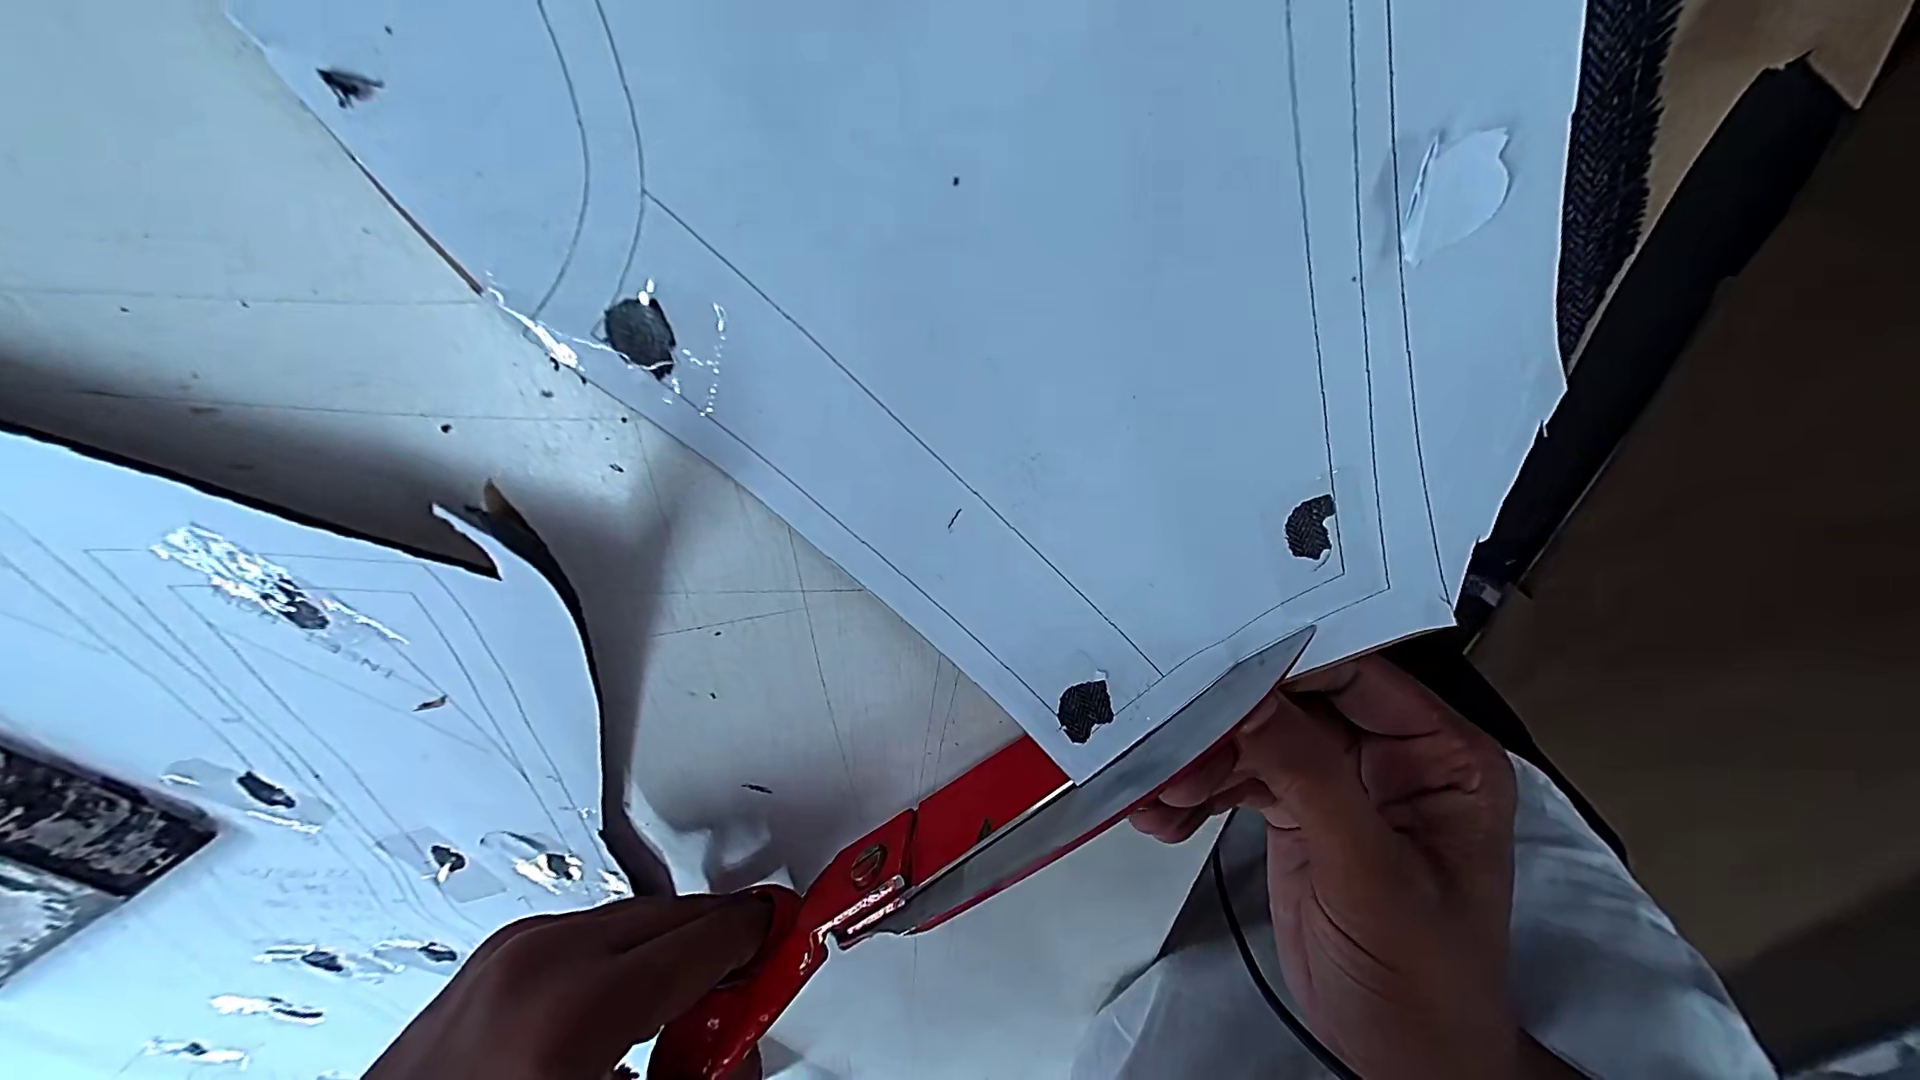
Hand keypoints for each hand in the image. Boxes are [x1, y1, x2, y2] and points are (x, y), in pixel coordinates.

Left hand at [366, 895, 771, 1079]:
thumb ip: (704, 1079)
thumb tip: (746, 1052)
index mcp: (574, 1010)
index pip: (710, 934)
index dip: (762, 935)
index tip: (789, 936)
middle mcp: (541, 961)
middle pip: (679, 914)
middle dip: (722, 941)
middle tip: (750, 979)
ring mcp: (510, 952)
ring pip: (637, 917)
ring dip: (673, 948)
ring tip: (684, 1005)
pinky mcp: (492, 957)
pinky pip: (591, 932)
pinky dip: (625, 954)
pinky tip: (627, 1003)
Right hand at [1130, 655, 1521, 1079]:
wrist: (1399, 1056)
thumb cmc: (1420, 977)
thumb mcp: (1367, 874)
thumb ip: (1310, 777)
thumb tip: (1249, 698)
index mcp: (1436, 754)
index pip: (1352, 677)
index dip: (1283, 669)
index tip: (1213, 676)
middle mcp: (1384, 754)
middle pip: (1289, 705)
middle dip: (1225, 727)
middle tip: (1173, 750)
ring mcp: (1335, 779)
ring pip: (1254, 739)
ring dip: (1201, 765)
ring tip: (1161, 796)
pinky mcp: (1294, 806)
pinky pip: (1237, 777)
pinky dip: (1198, 794)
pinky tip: (1167, 816)